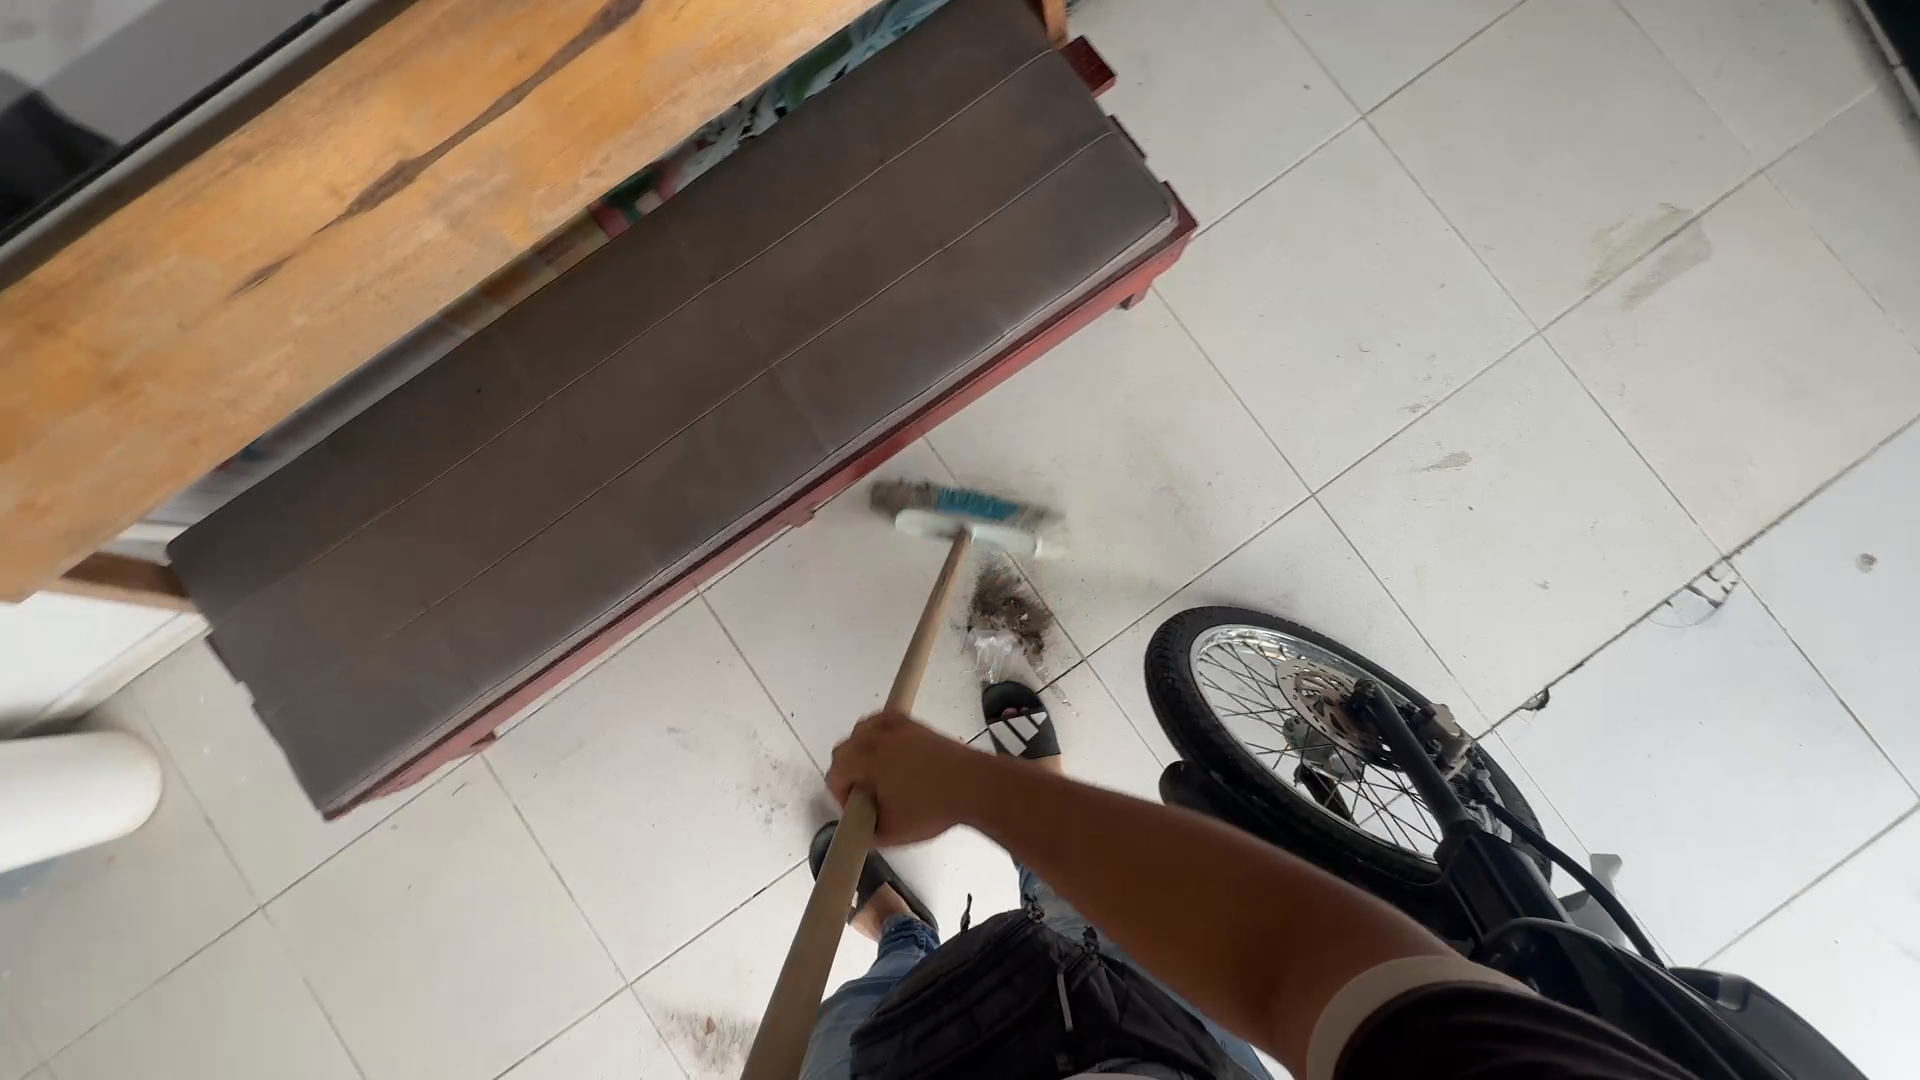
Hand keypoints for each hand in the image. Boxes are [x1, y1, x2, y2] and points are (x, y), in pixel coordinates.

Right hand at [826, 711, 988, 845]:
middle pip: (844, 748)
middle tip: (864, 794)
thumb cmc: (932, 808)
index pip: (835, 773)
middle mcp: (878, 738)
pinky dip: (879, 731)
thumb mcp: (893, 832)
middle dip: (847, 772)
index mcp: (868, 762)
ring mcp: (898, 728)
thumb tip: (860, 828)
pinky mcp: (915, 724)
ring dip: (860, 749)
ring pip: (863, 730)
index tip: (856, 809)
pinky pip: (885, 718)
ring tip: (875, 773)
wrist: (973, 785)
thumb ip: (867, 832)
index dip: (840, 794)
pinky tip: (889, 749)